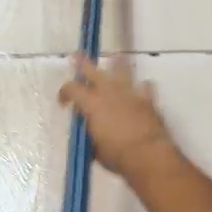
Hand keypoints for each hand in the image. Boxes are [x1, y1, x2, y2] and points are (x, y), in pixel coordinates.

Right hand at [58, 56, 177, 176]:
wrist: (147, 155)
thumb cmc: (116, 155)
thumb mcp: (94, 146)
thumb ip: (91, 132)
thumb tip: (91, 129)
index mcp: (91, 103)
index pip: (72, 89)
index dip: (64, 92)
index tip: (63, 101)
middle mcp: (109, 92)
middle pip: (93, 70)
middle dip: (84, 63)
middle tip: (78, 56)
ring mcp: (130, 93)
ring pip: (122, 70)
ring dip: (118, 64)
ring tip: (117, 57)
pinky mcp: (148, 100)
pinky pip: (145, 87)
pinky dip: (142, 87)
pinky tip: (142, 88)